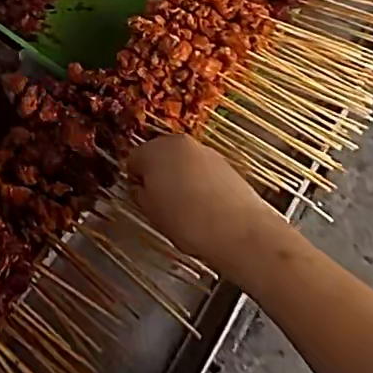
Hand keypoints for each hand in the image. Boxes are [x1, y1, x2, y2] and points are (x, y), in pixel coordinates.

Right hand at [126, 135, 288, 280]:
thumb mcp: (152, 213)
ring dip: (178, 176)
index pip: (133, 158)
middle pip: (158, 153)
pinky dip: (198, 180)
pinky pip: (200, 167)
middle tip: (158, 201)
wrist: (238, 229)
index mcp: (155, 151)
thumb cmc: (190, 222)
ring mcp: (202, 150)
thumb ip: (139, 194)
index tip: (138, 193)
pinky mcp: (222, 161)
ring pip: (181, 160)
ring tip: (182, 207)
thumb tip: (140, 189)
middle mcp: (178, 143)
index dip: (134, 178)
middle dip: (156, 173)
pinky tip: (201, 205)